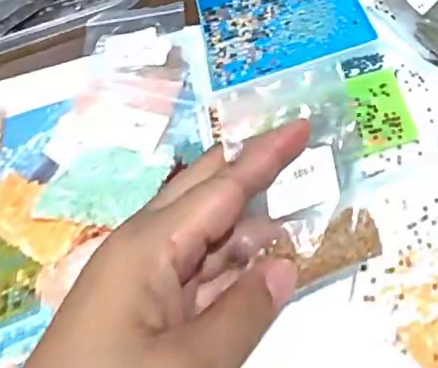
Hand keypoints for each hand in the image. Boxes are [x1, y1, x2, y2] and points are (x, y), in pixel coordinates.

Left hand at [26, 121, 309, 367]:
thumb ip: (244, 313)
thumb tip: (286, 264)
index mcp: (150, 243)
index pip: (224, 184)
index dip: (267, 154)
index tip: (302, 124)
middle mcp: (143, 247)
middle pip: (210, 193)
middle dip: (255, 175)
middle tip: (301, 153)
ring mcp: (138, 281)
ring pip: (206, 238)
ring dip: (249, 233)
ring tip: (297, 224)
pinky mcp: (136, 314)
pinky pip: (195, 276)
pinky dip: (231, 271)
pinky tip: (260, 273)